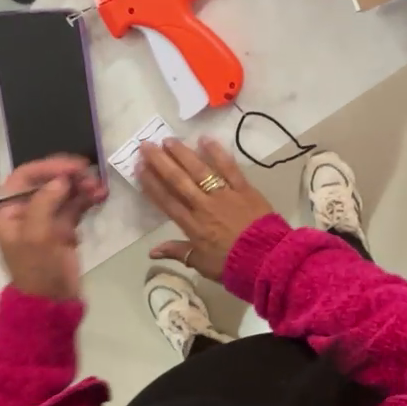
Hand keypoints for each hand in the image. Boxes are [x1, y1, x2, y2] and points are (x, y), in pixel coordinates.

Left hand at [0, 155, 107, 300]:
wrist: (51, 301)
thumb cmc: (37, 269)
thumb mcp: (37, 235)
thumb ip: (45, 203)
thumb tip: (61, 180)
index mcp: (8, 210)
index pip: (25, 176)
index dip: (49, 167)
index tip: (74, 166)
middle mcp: (25, 210)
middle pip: (47, 182)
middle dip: (69, 176)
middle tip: (91, 176)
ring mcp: (45, 220)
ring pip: (64, 193)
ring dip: (82, 187)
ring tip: (100, 188)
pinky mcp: (63, 229)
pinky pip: (75, 207)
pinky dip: (87, 199)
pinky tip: (100, 196)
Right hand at [139, 137, 274, 280]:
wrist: (267, 260)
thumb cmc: (232, 266)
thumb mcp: (202, 264)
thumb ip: (178, 252)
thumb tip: (152, 252)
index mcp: (192, 226)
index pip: (167, 201)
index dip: (151, 184)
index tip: (139, 168)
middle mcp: (204, 206)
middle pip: (178, 181)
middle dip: (160, 162)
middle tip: (146, 145)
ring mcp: (224, 195)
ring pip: (200, 170)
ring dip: (183, 154)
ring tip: (168, 140)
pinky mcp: (244, 189)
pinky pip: (229, 168)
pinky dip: (218, 153)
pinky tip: (206, 139)